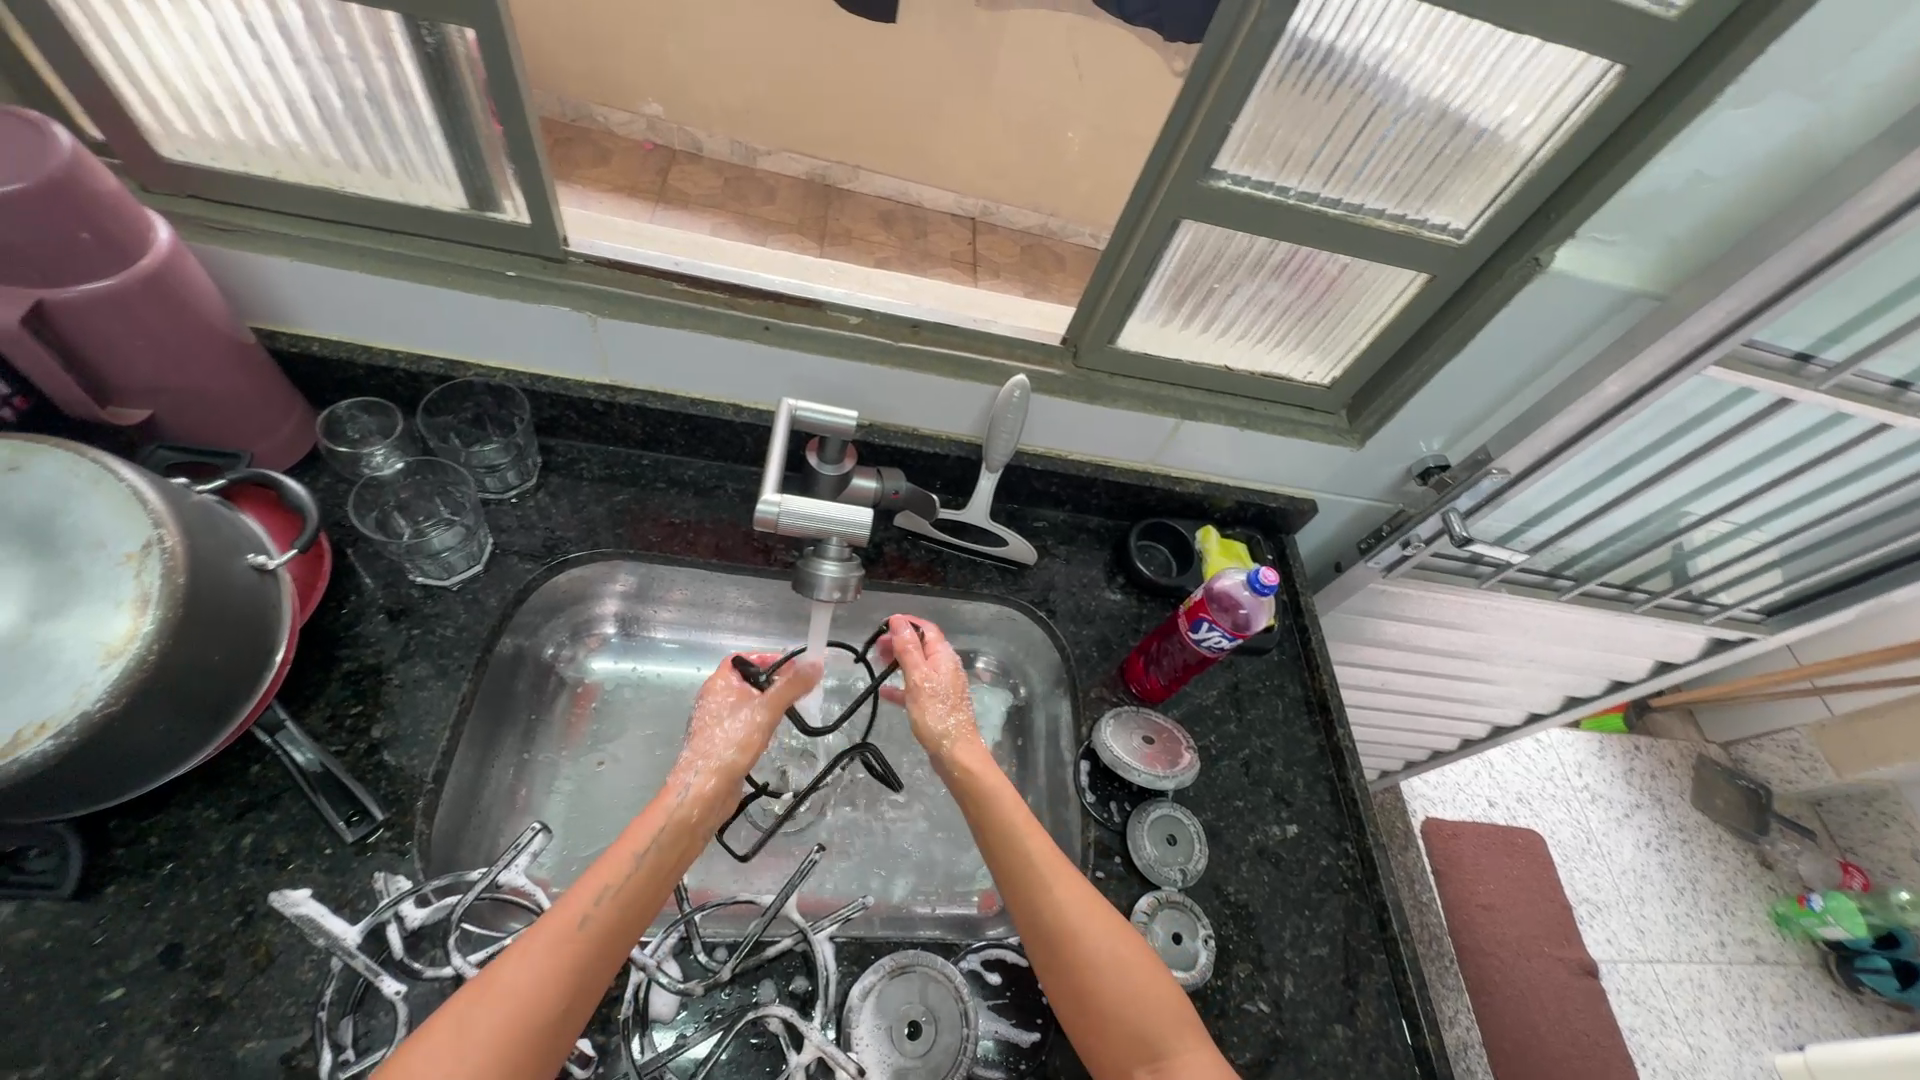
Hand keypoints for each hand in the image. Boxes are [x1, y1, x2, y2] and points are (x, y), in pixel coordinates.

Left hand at [669, 653, 820, 818]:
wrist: (704, 791)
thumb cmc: (732, 743)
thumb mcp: (767, 710)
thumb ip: (792, 686)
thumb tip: (817, 663)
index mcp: (719, 683)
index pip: (743, 658)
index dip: (767, 658)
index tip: (793, 669)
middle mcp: (715, 699)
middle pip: (747, 681)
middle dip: (773, 684)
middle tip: (798, 691)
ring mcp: (716, 723)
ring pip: (747, 705)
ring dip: (767, 706)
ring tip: (789, 713)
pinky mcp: (721, 744)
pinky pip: (744, 725)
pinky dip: (759, 726)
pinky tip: (771, 737)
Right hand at [880, 615, 988, 768]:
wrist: (954, 752)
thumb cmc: (936, 713)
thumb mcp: (918, 677)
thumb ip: (908, 648)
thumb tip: (898, 620)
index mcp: (943, 656)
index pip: (926, 629)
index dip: (906, 623)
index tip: (883, 626)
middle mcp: (945, 667)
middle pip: (921, 646)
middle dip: (899, 642)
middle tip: (876, 647)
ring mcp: (941, 686)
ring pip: (917, 666)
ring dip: (898, 661)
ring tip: (878, 662)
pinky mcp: (935, 704)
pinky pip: (915, 688)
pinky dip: (900, 686)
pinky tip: (884, 692)